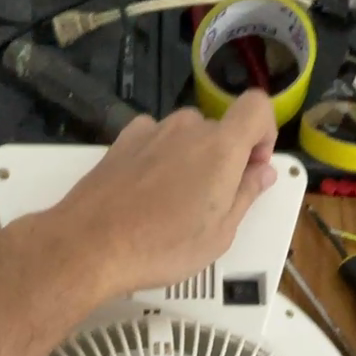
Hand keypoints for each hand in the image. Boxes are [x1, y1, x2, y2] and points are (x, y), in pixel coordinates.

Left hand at [40, 92, 279, 296]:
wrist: (90, 246)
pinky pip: (155, 142)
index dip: (265, 133)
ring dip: (191, 160)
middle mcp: (187, 128)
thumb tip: (261, 172)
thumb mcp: (219, 234)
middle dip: (225, 158)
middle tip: (213, 201)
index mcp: (220, 147)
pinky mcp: (122, 141)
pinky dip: (160, 159)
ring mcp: (151, 131)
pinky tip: (148, 194)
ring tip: (176, 204)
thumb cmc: (161, 247)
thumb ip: (246, 195)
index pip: (257, 108)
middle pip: (219, 129)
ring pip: (186, 137)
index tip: (254, 166)